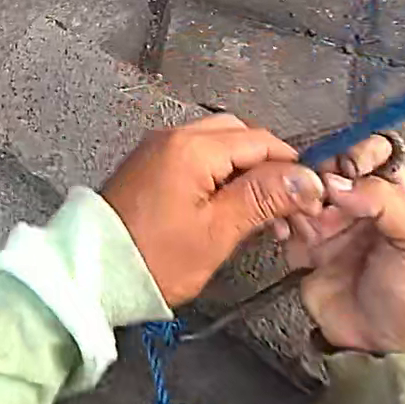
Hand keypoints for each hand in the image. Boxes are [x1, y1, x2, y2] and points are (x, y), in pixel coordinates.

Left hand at [101, 115, 325, 304]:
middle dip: (269, 166)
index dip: (291, 168)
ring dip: (246, 170)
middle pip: (240, 135)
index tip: (311, 201)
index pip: (260, 141)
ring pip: (219, 143)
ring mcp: (160, 146)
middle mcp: (175, 135)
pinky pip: (197, 154)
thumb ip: (262, 198)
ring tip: (264, 215)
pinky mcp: (151, 161)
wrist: (93, 269)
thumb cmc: (156, 256)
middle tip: (288, 208)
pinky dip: (220, 172)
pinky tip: (231, 205)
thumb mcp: (216, 232)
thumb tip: (308, 178)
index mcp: (193, 147)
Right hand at [288, 135, 404, 353]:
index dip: (357, 151)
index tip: (346, 166)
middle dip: (320, 175)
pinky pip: (284, 214)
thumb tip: (337, 180)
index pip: (373, 153)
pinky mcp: (304, 240)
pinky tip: (287, 229)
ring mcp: (330, 220)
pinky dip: (280, 216)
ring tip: (305, 219)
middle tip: (319, 194)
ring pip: (303, 186)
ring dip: (298, 197)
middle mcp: (360, 203)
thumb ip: (387, 204)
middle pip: (330, 165)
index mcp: (396, 197)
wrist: (381, 351)